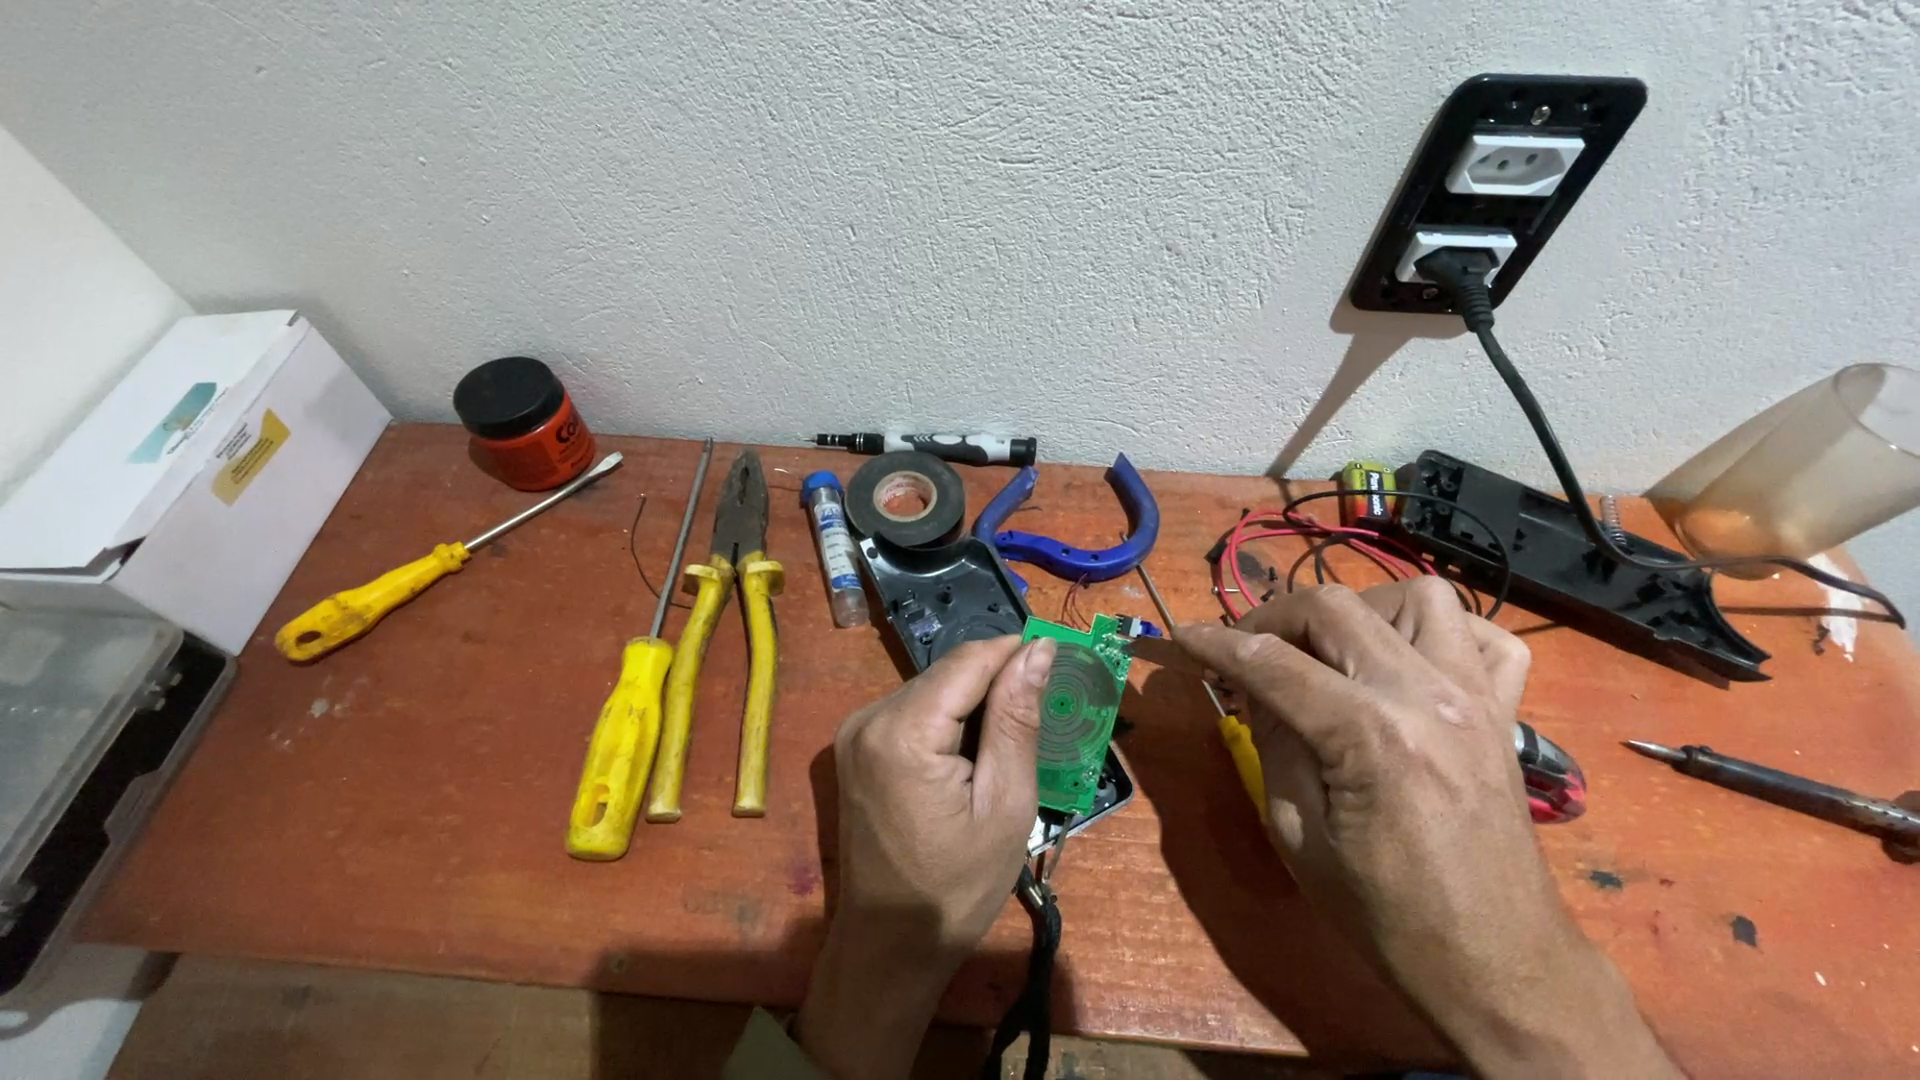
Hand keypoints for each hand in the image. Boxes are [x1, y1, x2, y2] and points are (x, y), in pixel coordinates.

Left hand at [797, 635, 1054, 1079]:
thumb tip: (1039, 650)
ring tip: (1008, 745)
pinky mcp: (855, 747)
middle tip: (1041, 715)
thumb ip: (1017, 720)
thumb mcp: (1006, 806)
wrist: (888, 946)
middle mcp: (869, 717)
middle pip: (948, 672)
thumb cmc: (956, 888)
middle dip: (996, 682)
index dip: (1016, 653)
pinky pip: (912, 710)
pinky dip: (947, 721)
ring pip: (931, 688)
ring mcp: (855, 731)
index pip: (968, 661)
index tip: (1060, 662)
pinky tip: (970, 757)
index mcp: (903, 732)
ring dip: (973, 703)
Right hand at [1178, 578, 1678, 1078]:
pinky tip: (1405, 660)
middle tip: (1243, 648)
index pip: (1273, 663)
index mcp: (1370, 737)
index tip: (1181, 636)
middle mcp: (1427, 697)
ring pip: (1415, 597)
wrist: (1495, 962)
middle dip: (1272, 617)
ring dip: (1357, 610)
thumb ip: (1272, 742)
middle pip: (1335, 608)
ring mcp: (1476, 698)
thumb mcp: (1295, 834)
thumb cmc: (1383, 913)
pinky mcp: (1504, 711)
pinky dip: (1439, 632)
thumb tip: (1255, 685)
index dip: (1216, 644)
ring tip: (1326, 649)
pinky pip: (1483, 637)